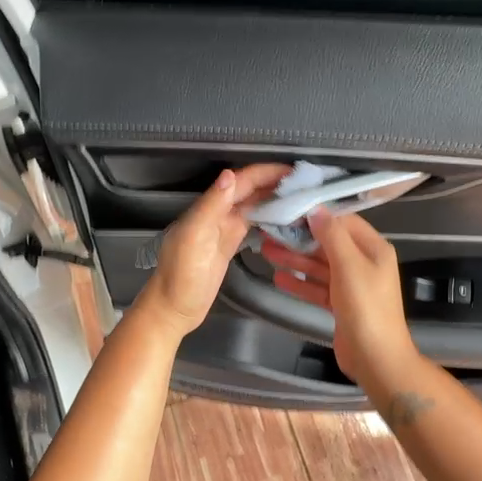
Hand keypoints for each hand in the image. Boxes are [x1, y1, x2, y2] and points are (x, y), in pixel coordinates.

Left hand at [136, 164, 289, 336]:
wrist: (174, 309)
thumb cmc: (181, 276)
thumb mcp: (194, 237)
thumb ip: (211, 205)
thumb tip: (230, 174)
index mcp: (208, 208)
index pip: (241, 181)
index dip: (266, 172)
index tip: (295, 171)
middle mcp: (217, 214)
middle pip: (250, 190)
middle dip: (276, 182)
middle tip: (307, 183)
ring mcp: (224, 230)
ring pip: (253, 205)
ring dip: (275, 198)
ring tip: (303, 197)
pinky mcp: (230, 245)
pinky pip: (251, 224)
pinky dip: (268, 218)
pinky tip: (284, 219)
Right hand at [261, 210, 417, 383]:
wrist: (376, 358)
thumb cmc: (365, 308)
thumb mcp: (349, 266)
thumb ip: (332, 236)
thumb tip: (315, 209)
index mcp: (374, 249)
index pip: (343, 222)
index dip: (317, 215)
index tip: (288, 209)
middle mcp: (364, 263)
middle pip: (328, 244)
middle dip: (300, 238)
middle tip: (270, 231)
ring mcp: (352, 285)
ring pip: (320, 266)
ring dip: (295, 260)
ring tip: (266, 251)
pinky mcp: (340, 305)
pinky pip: (318, 288)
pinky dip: (300, 283)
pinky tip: (278, 278)